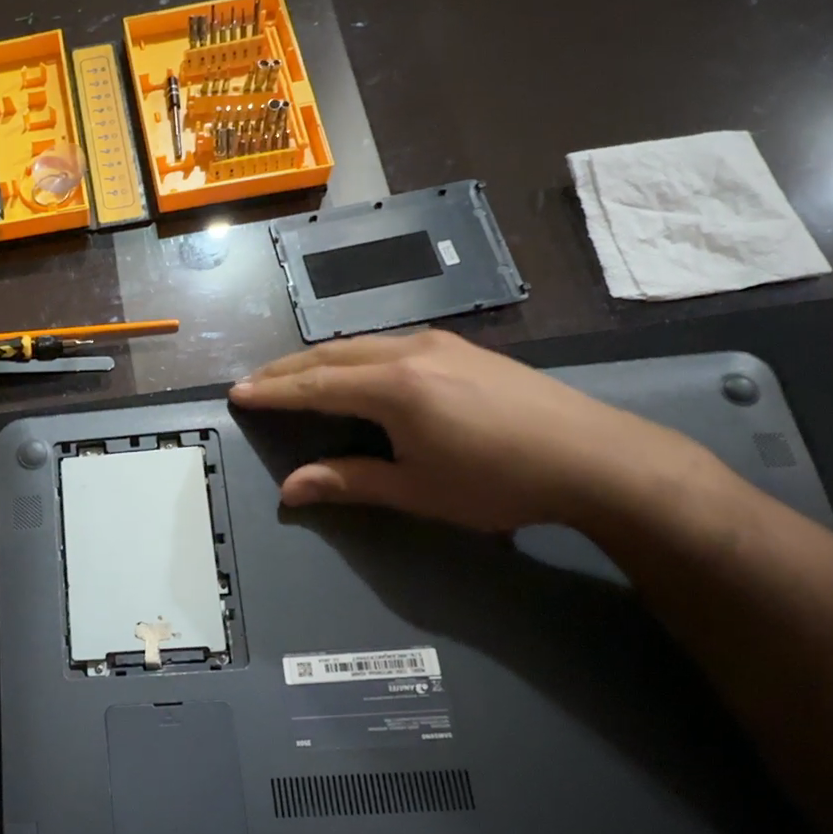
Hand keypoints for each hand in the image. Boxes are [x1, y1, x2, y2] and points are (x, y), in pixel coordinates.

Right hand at [228, 329, 722, 531]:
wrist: (595, 458)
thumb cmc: (497, 482)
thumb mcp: (417, 490)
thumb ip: (349, 482)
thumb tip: (290, 488)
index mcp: (393, 388)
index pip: (315, 386)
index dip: (274, 392)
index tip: (237, 393)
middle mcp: (411, 352)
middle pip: (332, 355)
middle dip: (287, 369)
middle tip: (253, 382)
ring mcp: (441, 344)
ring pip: (362, 344)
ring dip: (320, 359)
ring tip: (293, 375)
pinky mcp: (464, 349)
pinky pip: (389, 343)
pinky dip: (354, 356)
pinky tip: (354, 369)